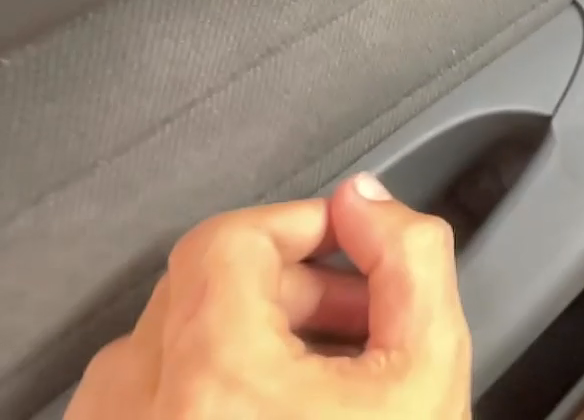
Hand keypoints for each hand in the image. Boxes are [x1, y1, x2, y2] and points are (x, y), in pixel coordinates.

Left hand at [67, 174, 470, 418]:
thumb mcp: (432, 356)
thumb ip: (412, 255)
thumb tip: (369, 199)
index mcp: (217, 384)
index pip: (228, 242)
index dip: (305, 221)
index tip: (356, 241)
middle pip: (199, 286)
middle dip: (295, 278)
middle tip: (362, 312)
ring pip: (162, 340)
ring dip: (250, 325)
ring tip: (324, 364)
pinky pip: (136, 396)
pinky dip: (208, 374)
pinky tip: (278, 403)